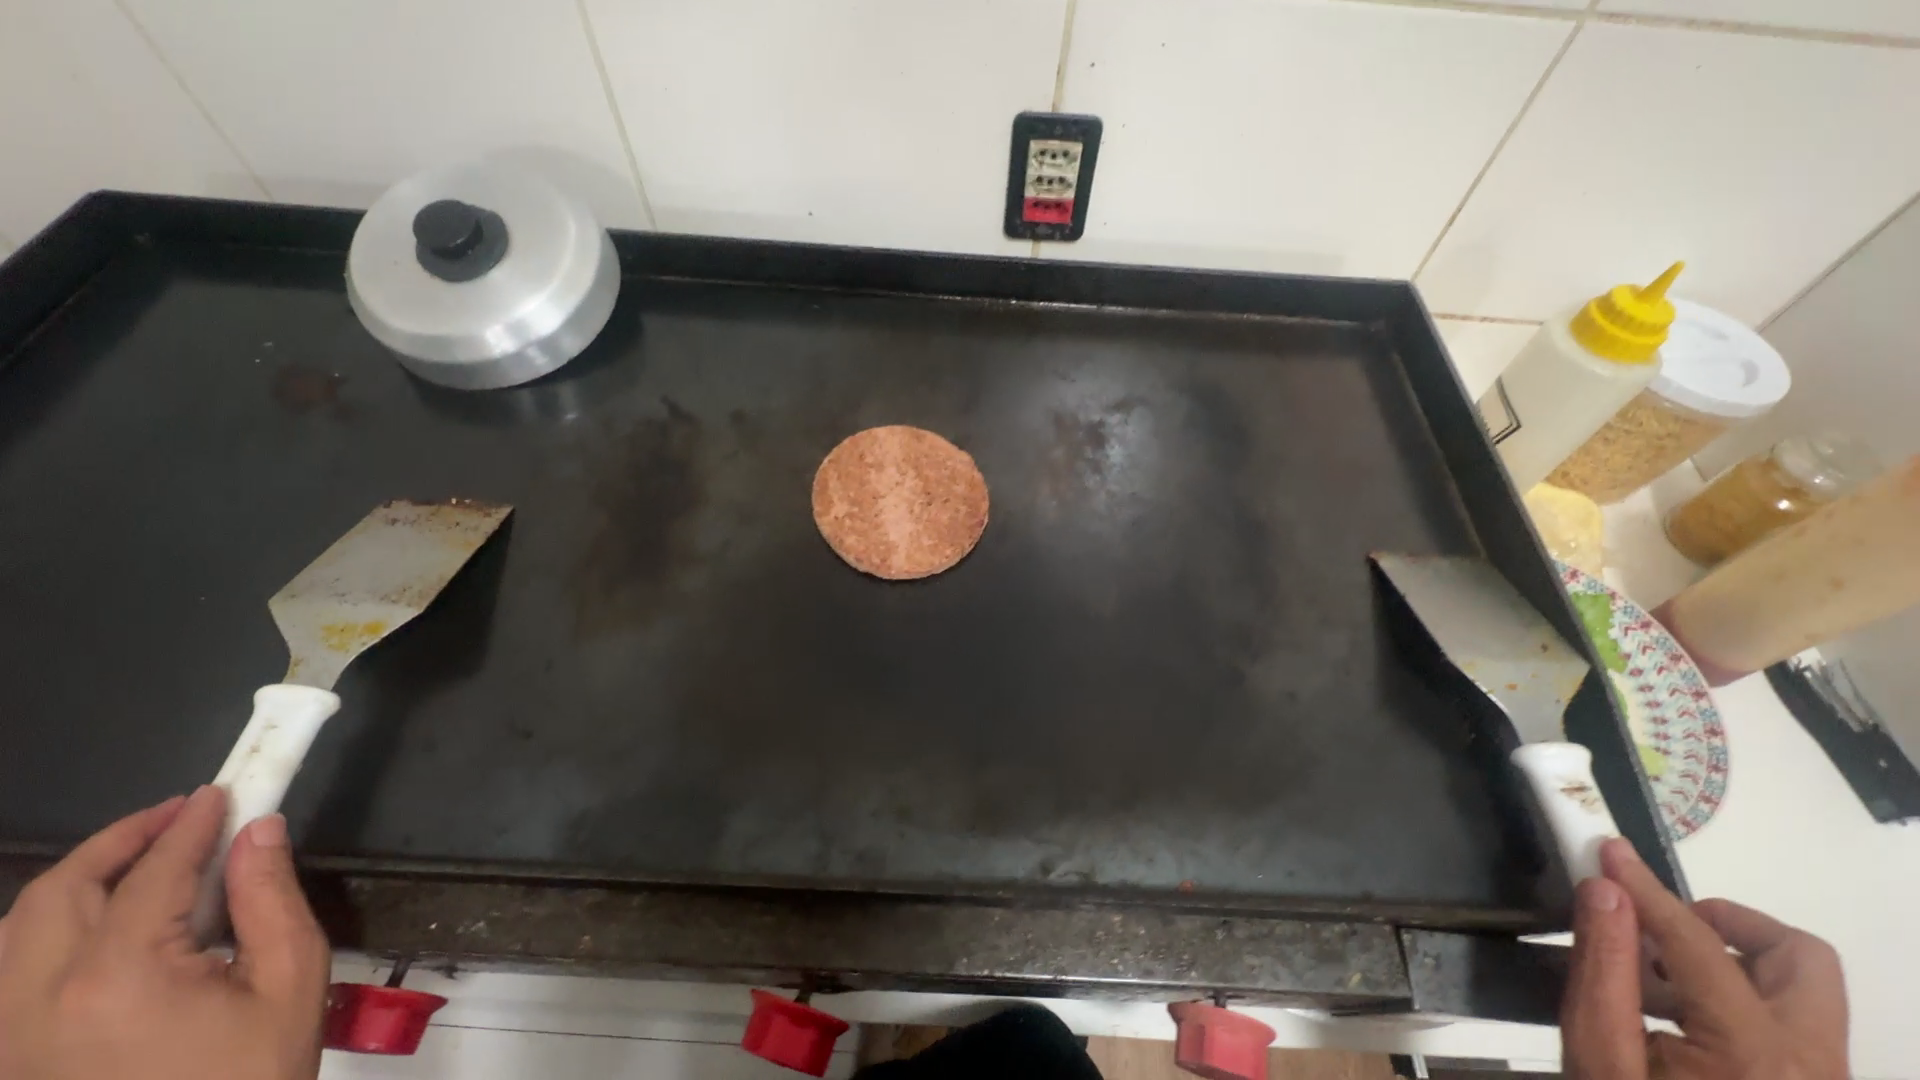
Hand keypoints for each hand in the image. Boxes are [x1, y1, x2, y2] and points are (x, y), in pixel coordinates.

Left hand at [0, 786, 329, 1079]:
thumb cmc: (256, 1071)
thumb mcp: (290, 977)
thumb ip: (271, 896)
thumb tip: (259, 828)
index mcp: (117, 978)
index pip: (150, 874)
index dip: (189, 824)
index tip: (223, 791)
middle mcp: (35, 1002)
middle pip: (57, 892)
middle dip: (120, 839)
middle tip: (180, 813)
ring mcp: (7, 1037)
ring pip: (17, 929)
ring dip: (79, 878)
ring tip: (143, 857)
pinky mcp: (8, 1057)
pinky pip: (10, 970)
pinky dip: (52, 925)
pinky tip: (106, 919)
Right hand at [1562, 837, 1847, 1079]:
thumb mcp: (1598, 1054)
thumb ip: (1603, 968)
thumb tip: (1606, 891)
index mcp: (1754, 1053)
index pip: (1697, 940)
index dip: (1646, 887)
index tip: (1607, 850)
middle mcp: (1813, 1064)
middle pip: (1800, 958)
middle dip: (1728, 922)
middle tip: (1659, 922)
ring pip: (1803, 990)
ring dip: (1730, 960)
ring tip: (1654, 977)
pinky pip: (1789, 1021)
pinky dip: (1733, 996)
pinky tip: (1673, 1016)